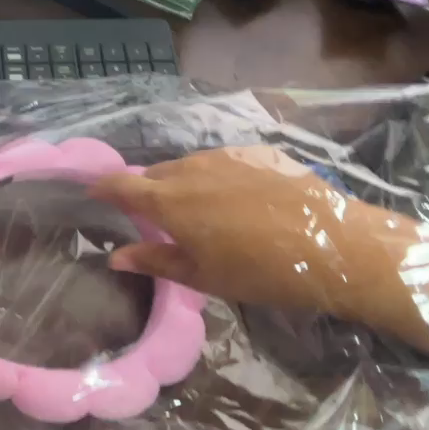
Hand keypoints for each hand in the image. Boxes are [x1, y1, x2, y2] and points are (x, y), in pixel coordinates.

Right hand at [91, 146, 415, 329]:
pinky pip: (220, 163)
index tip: (93, 195)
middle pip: (153, 174)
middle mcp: (190, 169)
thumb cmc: (261, 271)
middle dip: (145, 191)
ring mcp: (224, 156)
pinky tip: (236, 202)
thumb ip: (155, 260)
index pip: (120, 185)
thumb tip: (115, 257)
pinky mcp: (256, 153)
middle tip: (152, 218)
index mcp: (169, 201)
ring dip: (181, 185)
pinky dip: (214, 179)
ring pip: (187, 166)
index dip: (102, 188)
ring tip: (198, 212)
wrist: (335, 245)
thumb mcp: (203, 276)